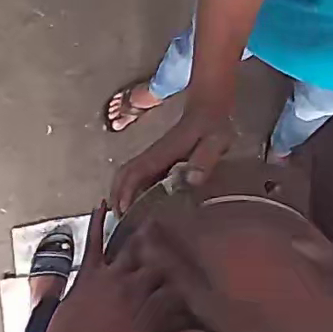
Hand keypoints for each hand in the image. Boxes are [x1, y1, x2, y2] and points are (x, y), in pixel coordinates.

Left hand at [32, 204, 211, 331]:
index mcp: (147, 313)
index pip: (176, 291)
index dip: (187, 287)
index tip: (196, 283)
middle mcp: (131, 289)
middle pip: (158, 265)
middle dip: (171, 257)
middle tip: (182, 244)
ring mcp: (108, 278)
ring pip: (133, 250)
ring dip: (145, 236)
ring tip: (157, 221)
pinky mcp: (87, 273)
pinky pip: (94, 243)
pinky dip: (97, 223)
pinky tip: (102, 204)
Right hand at [109, 106, 235, 210]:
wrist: (208, 109)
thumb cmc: (212, 127)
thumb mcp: (215, 142)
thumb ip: (204, 159)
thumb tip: (192, 180)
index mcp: (163, 153)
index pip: (137, 172)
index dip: (127, 191)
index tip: (122, 211)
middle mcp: (153, 155)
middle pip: (125, 173)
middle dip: (117, 195)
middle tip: (119, 222)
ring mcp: (154, 157)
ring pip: (128, 174)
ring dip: (121, 193)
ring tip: (124, 218)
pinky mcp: (158, 159)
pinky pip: (138, 175)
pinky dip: (131, 189)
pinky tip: (138, 206)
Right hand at [136, 202, 332, 331]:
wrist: (319, 318)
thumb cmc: (257, 320)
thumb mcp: (207, 304)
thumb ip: (176, 271)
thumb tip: (148, 248)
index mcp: (208, 241)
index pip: (170, 220)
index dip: (155, 227)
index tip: (149, 238)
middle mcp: (231, 223)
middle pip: (195, 217)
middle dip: (181, 231)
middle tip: (176, 253)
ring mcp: (257, 223)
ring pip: (220, 220)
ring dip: (208, 234)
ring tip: (209, 262)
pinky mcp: (277, 228)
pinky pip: (244, 226)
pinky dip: (234, 238)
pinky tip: (242, 263)